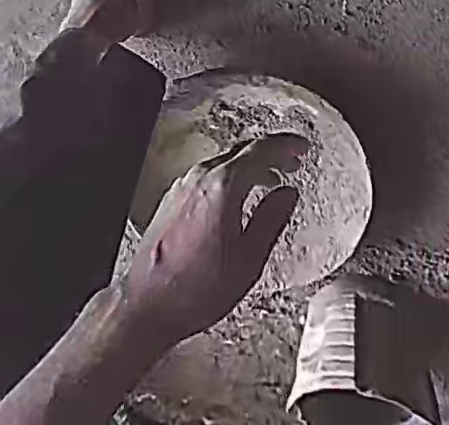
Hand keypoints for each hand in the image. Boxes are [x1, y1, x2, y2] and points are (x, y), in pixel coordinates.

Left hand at [117, 133, 306, 347]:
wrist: (147, 304)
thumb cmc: (195, 289)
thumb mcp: (249, 259)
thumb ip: (272, 219)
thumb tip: (288, 195)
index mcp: (222, 186)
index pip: (260, 150)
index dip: (285, 145)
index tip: (301, 147)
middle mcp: (199, 178)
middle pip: (242, 150)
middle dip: (271, 152)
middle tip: (292, 160)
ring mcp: (183, 185)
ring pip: (225, 161)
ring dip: (251, 165)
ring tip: (271, 179)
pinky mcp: (173, 197)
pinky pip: (209, 174)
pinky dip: (231, 176)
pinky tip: (239, 194)